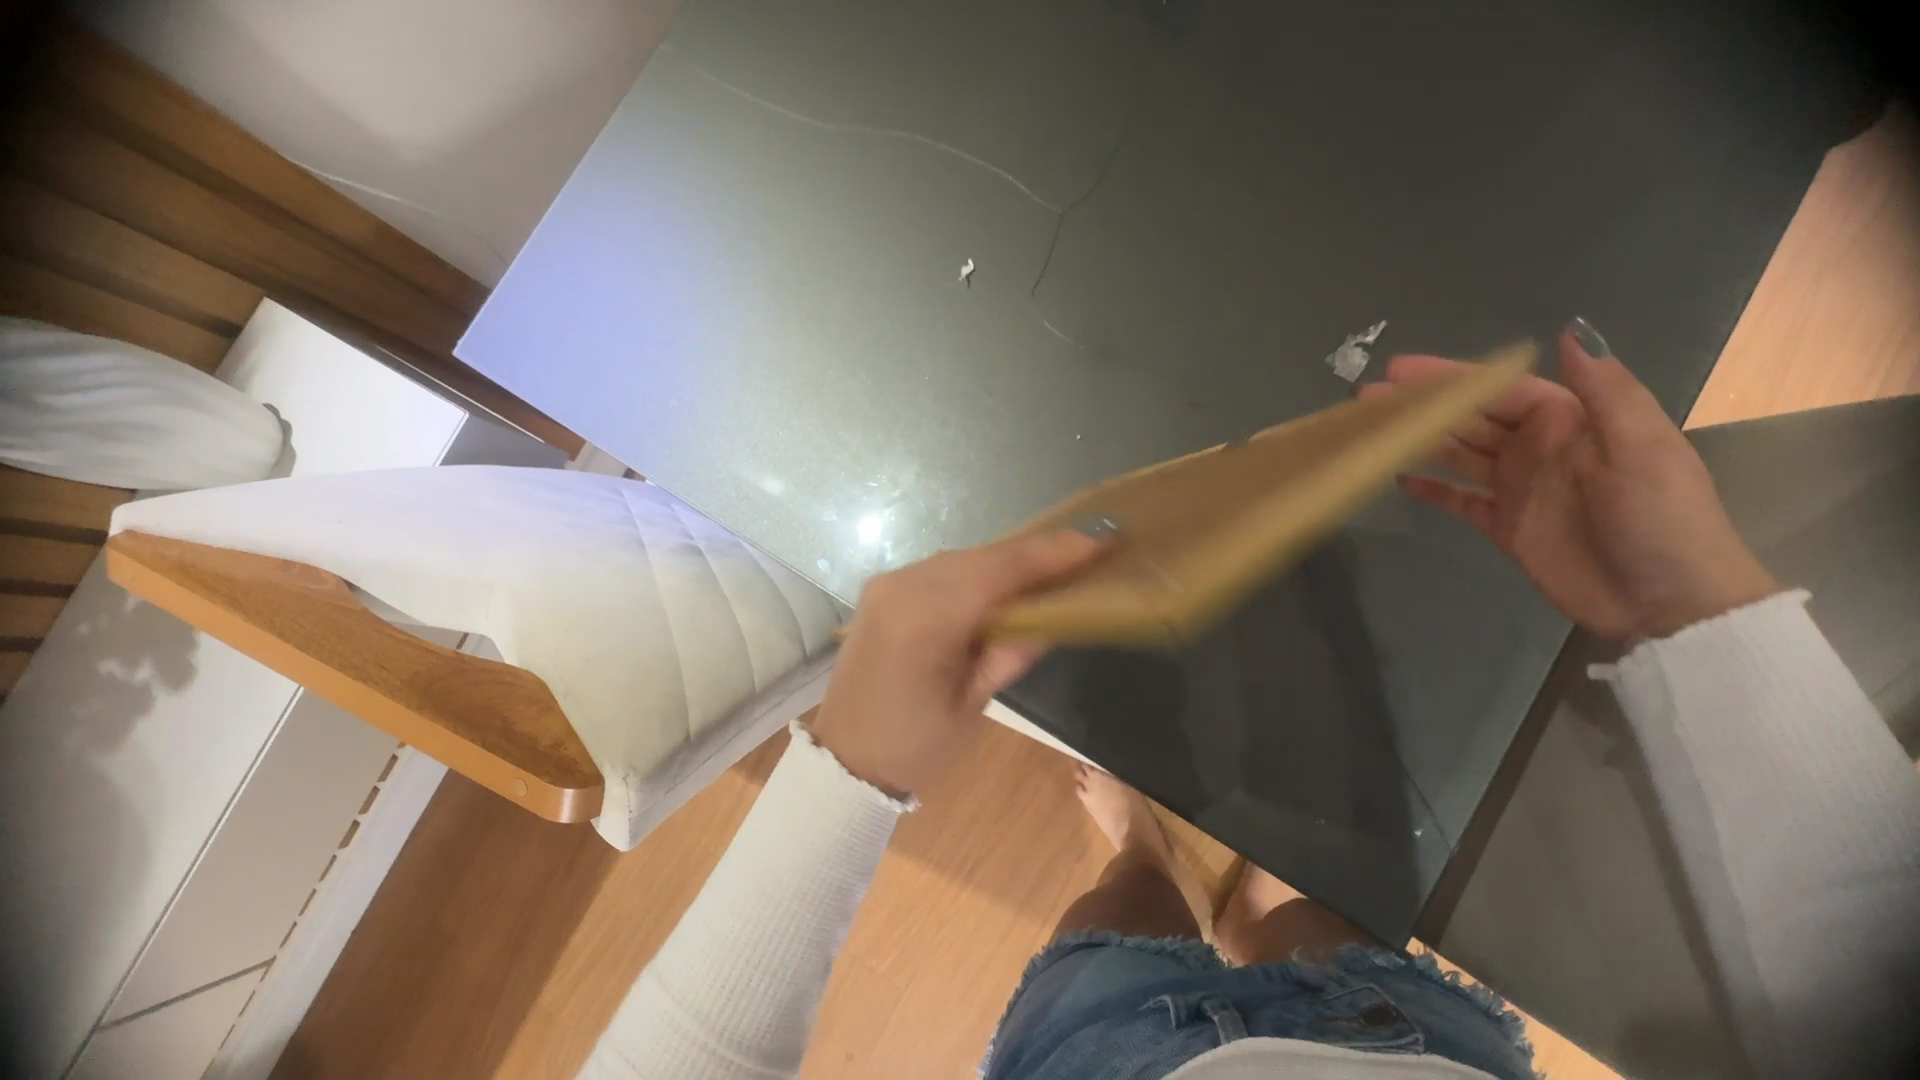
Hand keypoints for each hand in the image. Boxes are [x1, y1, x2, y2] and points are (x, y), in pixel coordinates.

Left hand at [811, 529, 1109, 795]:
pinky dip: (979, 571)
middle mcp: (903, 586)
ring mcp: (888, 583)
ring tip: (1058, 565)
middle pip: (985, 557)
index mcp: (926, 619)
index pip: (1002, 571)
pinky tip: (1007, 581)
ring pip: (965, 558)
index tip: (1103, 538)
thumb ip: (1014, 648)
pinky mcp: (883, 588)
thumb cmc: (914, 745)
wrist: (843, 759)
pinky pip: (943, 569)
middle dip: (1038, 552)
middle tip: (1091, 550)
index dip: (1055, 553)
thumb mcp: (974, 702)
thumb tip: (1057, 610)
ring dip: (1009, 560)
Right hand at [1359, 319, 1777, 642]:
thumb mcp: (1642, 448)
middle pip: (1469, 418)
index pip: (1498, 390)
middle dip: (1420, 405)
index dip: (1448, 378)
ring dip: (1416, 440)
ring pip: (1457, 454)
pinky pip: (1459, 499)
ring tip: (1369, 430)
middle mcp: (1537, 448)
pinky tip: (1398, 479)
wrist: (1667, 603)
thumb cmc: (1659, 519)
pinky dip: (1431, 489)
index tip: (1398, 371)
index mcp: (1570, 421)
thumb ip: (1605, 390)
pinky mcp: (1504, 527)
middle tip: (1367, 399)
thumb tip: (1567, 331)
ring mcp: (1518, 488)